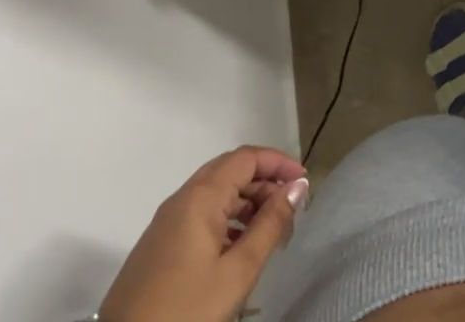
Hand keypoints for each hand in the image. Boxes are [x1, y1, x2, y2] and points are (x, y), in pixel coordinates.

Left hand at [100, 146, 310, 321]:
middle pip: (231, 170)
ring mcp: (167, 221)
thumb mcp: (239, 270)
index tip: (304, 184)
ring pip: (216, 193)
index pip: (246, 158)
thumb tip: (297, 187)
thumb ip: (271, 224)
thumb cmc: (188, 311)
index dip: (279, 163)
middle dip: (265, 182)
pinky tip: (241, 247)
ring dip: (248, 201)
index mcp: (200, 197)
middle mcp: (181, 199)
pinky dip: (228, 218)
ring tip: (273, 231)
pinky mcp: (161, 243)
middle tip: (292, 209)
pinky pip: (202, 214)